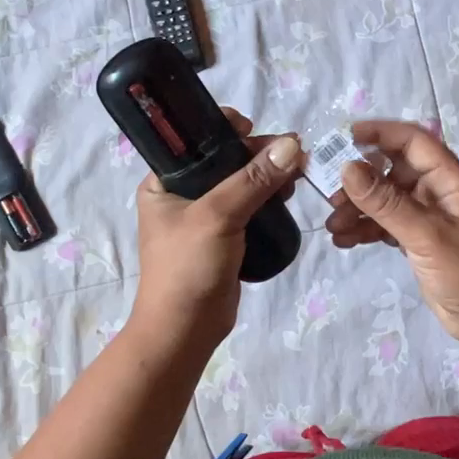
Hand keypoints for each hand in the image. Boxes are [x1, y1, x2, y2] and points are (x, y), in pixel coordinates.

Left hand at [130, 110, 300, 348]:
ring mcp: (204, 217)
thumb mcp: (218, 216)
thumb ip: (254, 180)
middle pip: (224, 160)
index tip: (256, 129)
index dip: (225, 128)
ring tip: (296, 176)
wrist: (185, 330)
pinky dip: (268, 200)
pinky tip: (288, 198)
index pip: (194, 139)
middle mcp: (181, 194)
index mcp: (163, 181)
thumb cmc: (187, 267)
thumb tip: (292, 145)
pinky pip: (249, 208)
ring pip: (241, 184)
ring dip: (267, 176)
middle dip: (258, 154)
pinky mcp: (224, 238)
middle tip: (292, 154)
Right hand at [324, 120, 458, 346]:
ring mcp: (427, 216)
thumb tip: (347, 168)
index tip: (341, 137)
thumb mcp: (426, 236)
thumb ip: (387, 202)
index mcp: (450, 179)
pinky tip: (344, 240)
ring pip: (384, 199)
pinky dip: (365, 228)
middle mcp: (437, 191)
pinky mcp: (418, 240)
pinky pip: (385, 224)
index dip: (379, 133)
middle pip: (392, 170)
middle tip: (328, 193)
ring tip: (333, 226)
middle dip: (359, 179)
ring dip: (358, 208)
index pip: (412, 141)